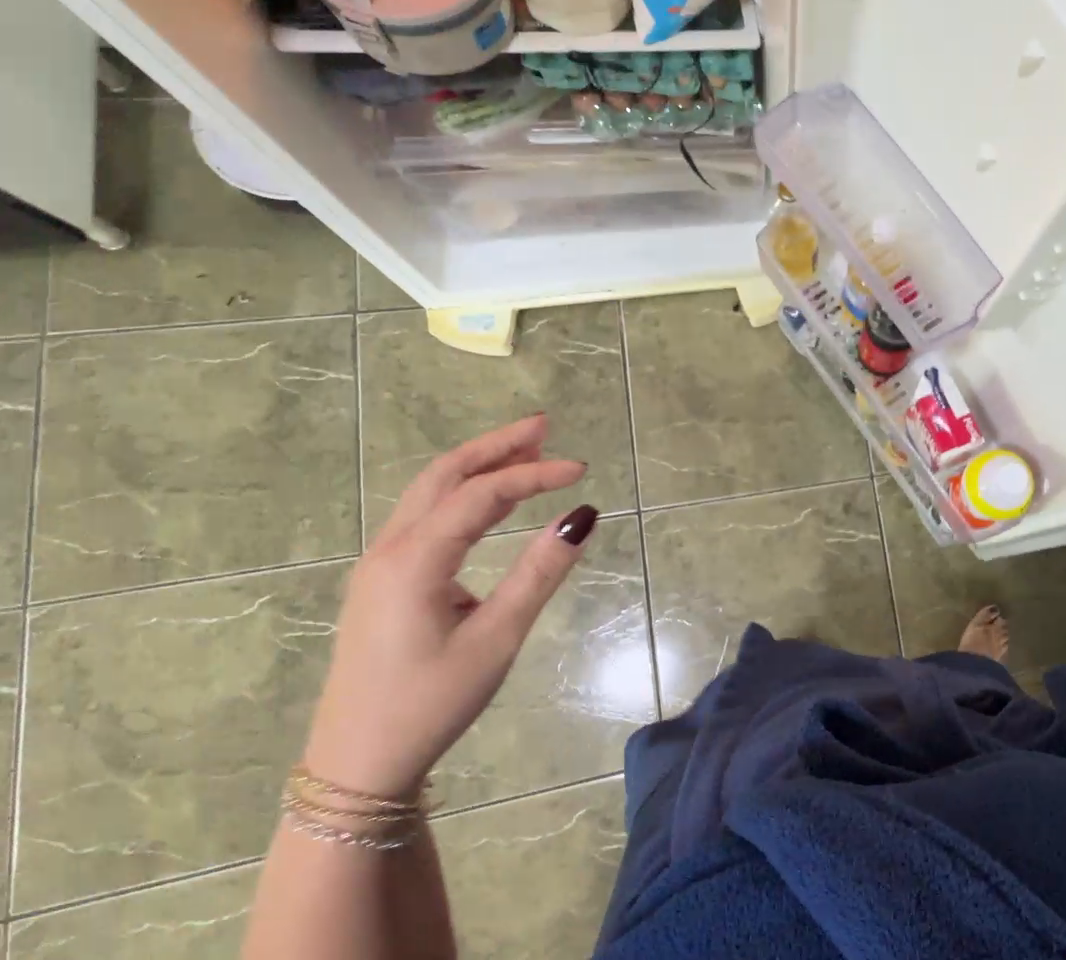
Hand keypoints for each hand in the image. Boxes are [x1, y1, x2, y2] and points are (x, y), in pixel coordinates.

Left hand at [302, 416, 595, 797]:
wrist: (359, 762)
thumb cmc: (431, 701)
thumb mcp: (497, 639)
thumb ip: (539, 573)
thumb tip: (582, 516)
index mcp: (414, 560)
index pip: (480, 495)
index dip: (533, 474)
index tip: (583, 470)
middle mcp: (390, 550)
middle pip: (443, 475)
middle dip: (495, 447)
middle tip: (544, 427)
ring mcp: (380, 566)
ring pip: (429, 494)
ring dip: (477, 467)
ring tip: (527, 453)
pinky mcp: (383, 583)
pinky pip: (424, 519)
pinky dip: (462, 496)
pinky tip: (491, 506)